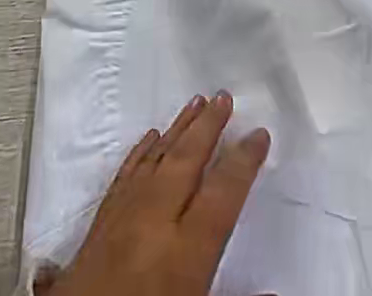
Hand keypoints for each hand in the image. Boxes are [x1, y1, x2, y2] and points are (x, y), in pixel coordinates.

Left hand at [39, 92, 270, 295]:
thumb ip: (236, 295)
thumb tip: (277, 291)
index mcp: (184, 253)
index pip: (221, 193)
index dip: (243, 161)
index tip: (259, 133)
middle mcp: (152, 227)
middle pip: (184, 164)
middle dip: (206, 127)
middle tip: (224, 96)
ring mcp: (120, 224)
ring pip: (153, 163)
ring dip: (176, 130)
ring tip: (196, 102)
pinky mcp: (95, 232)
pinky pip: (121, 180)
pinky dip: (138, 154)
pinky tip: (149, 137)